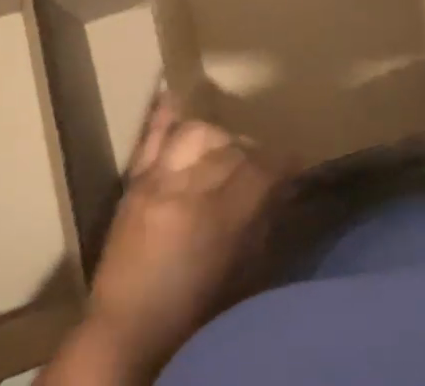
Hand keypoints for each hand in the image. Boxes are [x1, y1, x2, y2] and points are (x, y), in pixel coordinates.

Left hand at [44, 97, 287, 382]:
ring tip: (228, 148)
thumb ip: (260, 228)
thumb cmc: (193, 314)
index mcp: (218, 220)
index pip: (260, 170)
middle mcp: (186, 190)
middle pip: (230, 148)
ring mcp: (155, 181)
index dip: (284, 162)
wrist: (127, 330)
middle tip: (264, 163)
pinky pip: (149, 136)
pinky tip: (175, 93)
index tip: (298, 162)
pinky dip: (164, 114)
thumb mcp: (241, 278)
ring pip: (195, 133)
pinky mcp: (133, 182)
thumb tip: (278, 192)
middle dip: (254, 151)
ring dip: (218, 136)